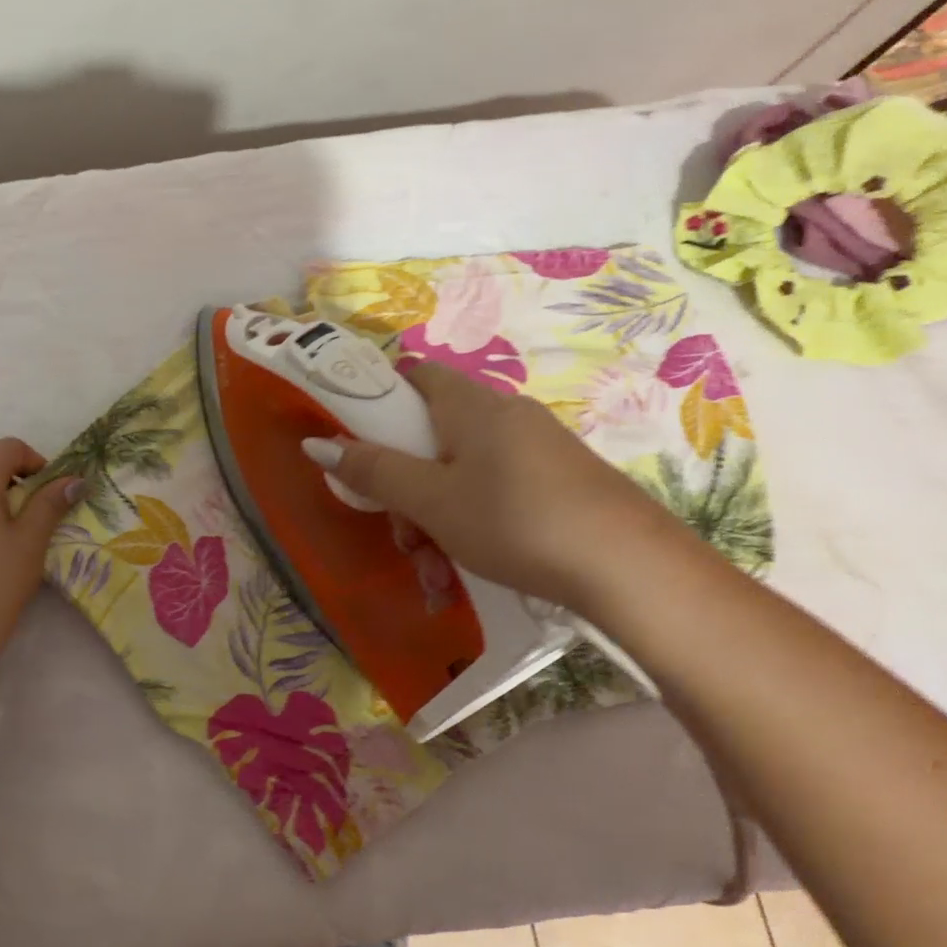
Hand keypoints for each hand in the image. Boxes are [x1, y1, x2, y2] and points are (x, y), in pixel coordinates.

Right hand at [301, 361, 699, 610]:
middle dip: (404, 485)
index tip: (359, 441)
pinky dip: (470, 524)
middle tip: (401, 534)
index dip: (380, 397)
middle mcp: (505, 416)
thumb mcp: (430, 501)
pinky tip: (468, 568)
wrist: (630, 570)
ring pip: (461, 473)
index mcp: (472, 406)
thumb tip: (316, 443)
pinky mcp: (558, 483)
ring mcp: (537, 450)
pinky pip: (494, 492)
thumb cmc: (515, 522)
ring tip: (434, 570)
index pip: (416, 375)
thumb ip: (373, 471)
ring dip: (433, 517)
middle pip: (433, 435)